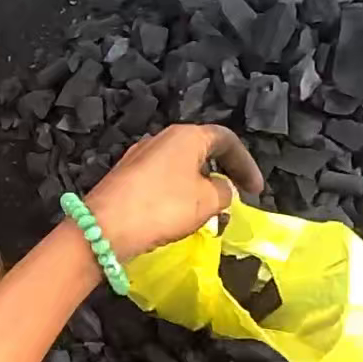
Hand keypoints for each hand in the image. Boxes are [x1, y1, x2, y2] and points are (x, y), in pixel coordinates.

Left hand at [84, 124, 263, 258]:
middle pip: (200, 149)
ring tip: (208, 210)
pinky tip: (178, 213)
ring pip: (179, 166)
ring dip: (198, 185)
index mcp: (185, 135)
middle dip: (221, 172)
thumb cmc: (163, 206)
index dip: (246, 165)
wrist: (105, 226)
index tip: (256, 191)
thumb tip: (219, 187)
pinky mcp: (124, 175)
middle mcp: (160, 138)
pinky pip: (160, 179)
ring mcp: (138, 155)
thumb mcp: (208, 200)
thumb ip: (224, 191)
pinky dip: (176, 192)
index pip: (226, 140)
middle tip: (234, 197)